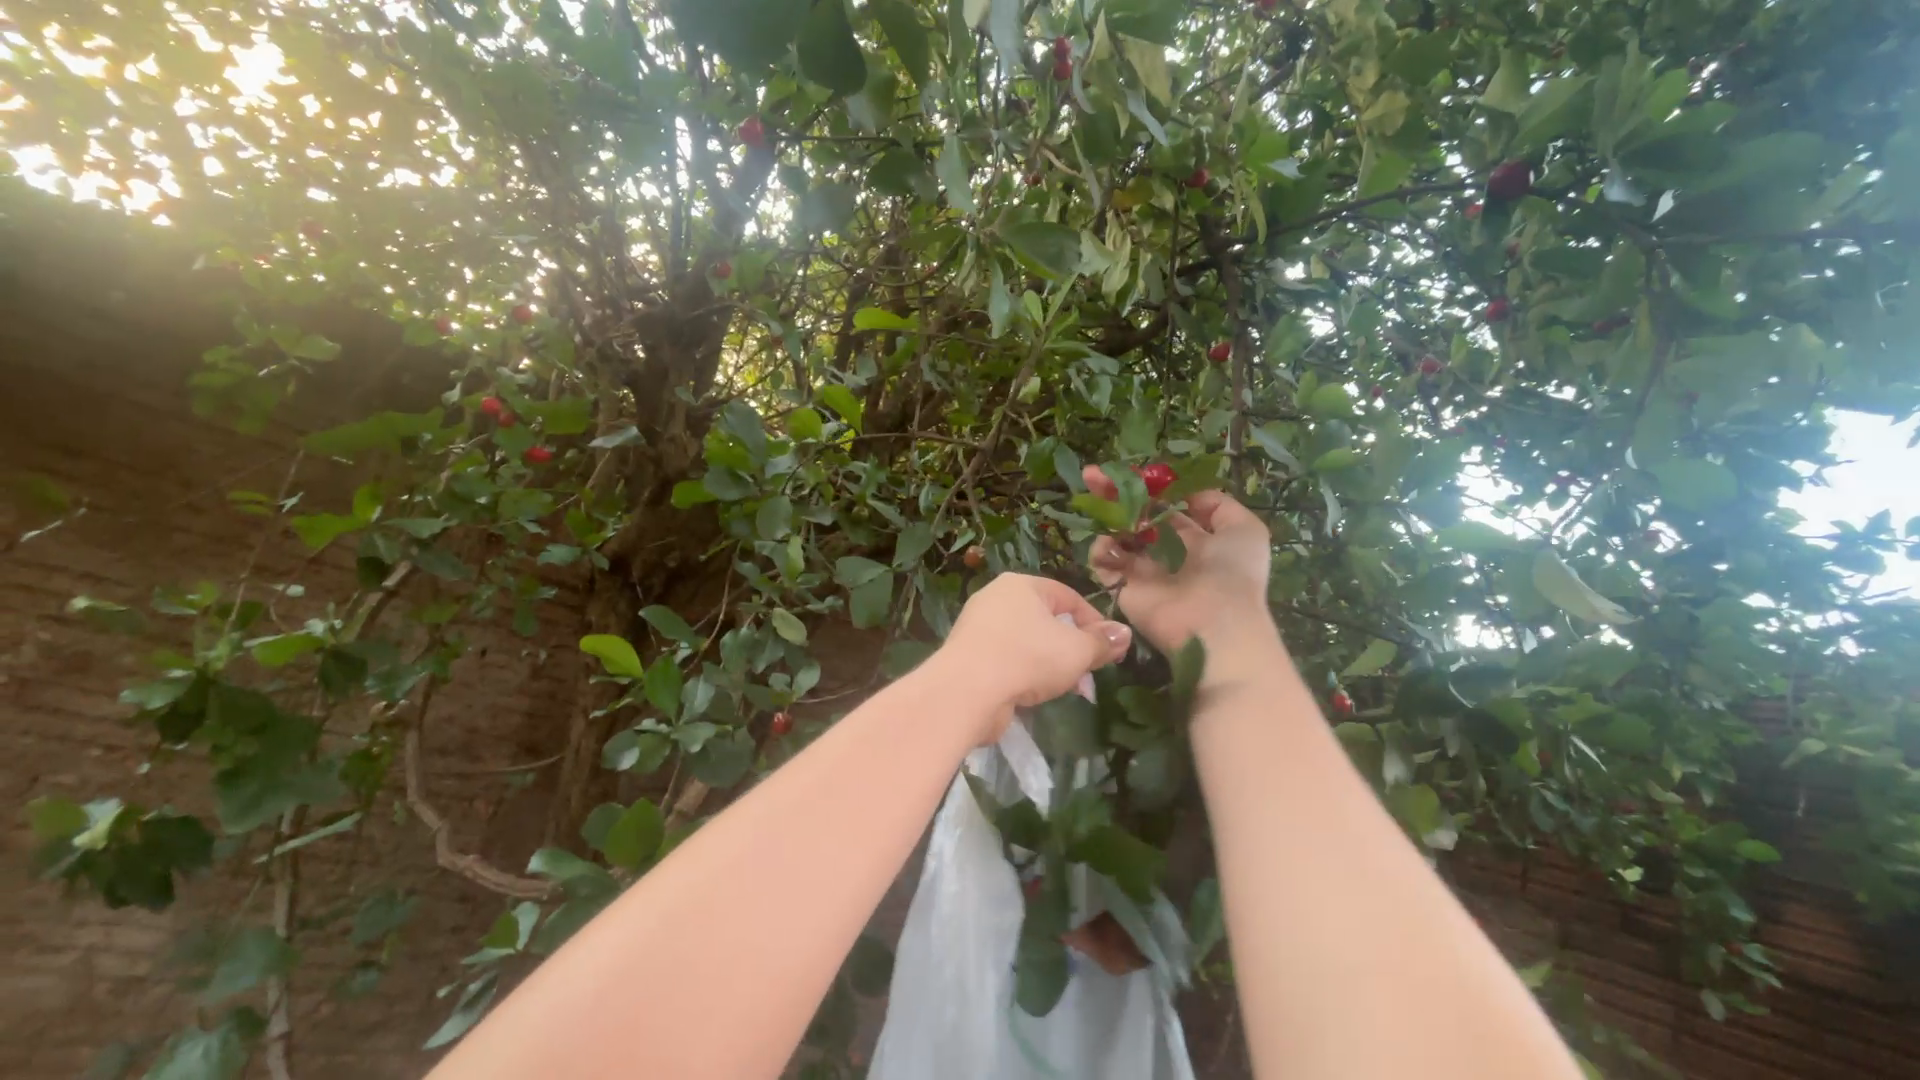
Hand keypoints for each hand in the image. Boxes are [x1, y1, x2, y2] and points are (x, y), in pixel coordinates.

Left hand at [935, 573, 1132, 741]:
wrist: (966, 691)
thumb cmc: (1028, 658)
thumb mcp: (1077, 650)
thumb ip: (1102, 642)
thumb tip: (1123, 633)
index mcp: (1021, 585)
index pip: (1068, 597)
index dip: (1094, 623)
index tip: (1110, 650)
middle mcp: (995, 599)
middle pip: (1046, 620)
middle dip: (1072, 647)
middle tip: (1088, 673)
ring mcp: (978, 628)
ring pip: (1026, 643)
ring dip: (1049, 664)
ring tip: (1065, 688)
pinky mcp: (968, 657)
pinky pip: (1006, 661)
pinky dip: (1023, 674)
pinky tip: (1034, 694)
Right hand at [1083, 465, 1273, 653]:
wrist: (1214, 624)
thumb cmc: (1233, 574)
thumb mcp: (1245, 531)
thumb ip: (1219, 506)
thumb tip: (1189, 495)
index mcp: (1195, 538)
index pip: (1166, 506)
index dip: (1149, 487)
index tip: (1131, 471)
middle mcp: (1166, 551)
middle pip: (1136, 516)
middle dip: (1115, 493)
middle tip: (1093, 475)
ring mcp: (1142, 570)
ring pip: (1116, 536)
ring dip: (1106, 516)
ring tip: (1096, 499)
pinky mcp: (1123, 587)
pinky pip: (1104, 563)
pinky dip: (1101, 549)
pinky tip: (1109, 541)